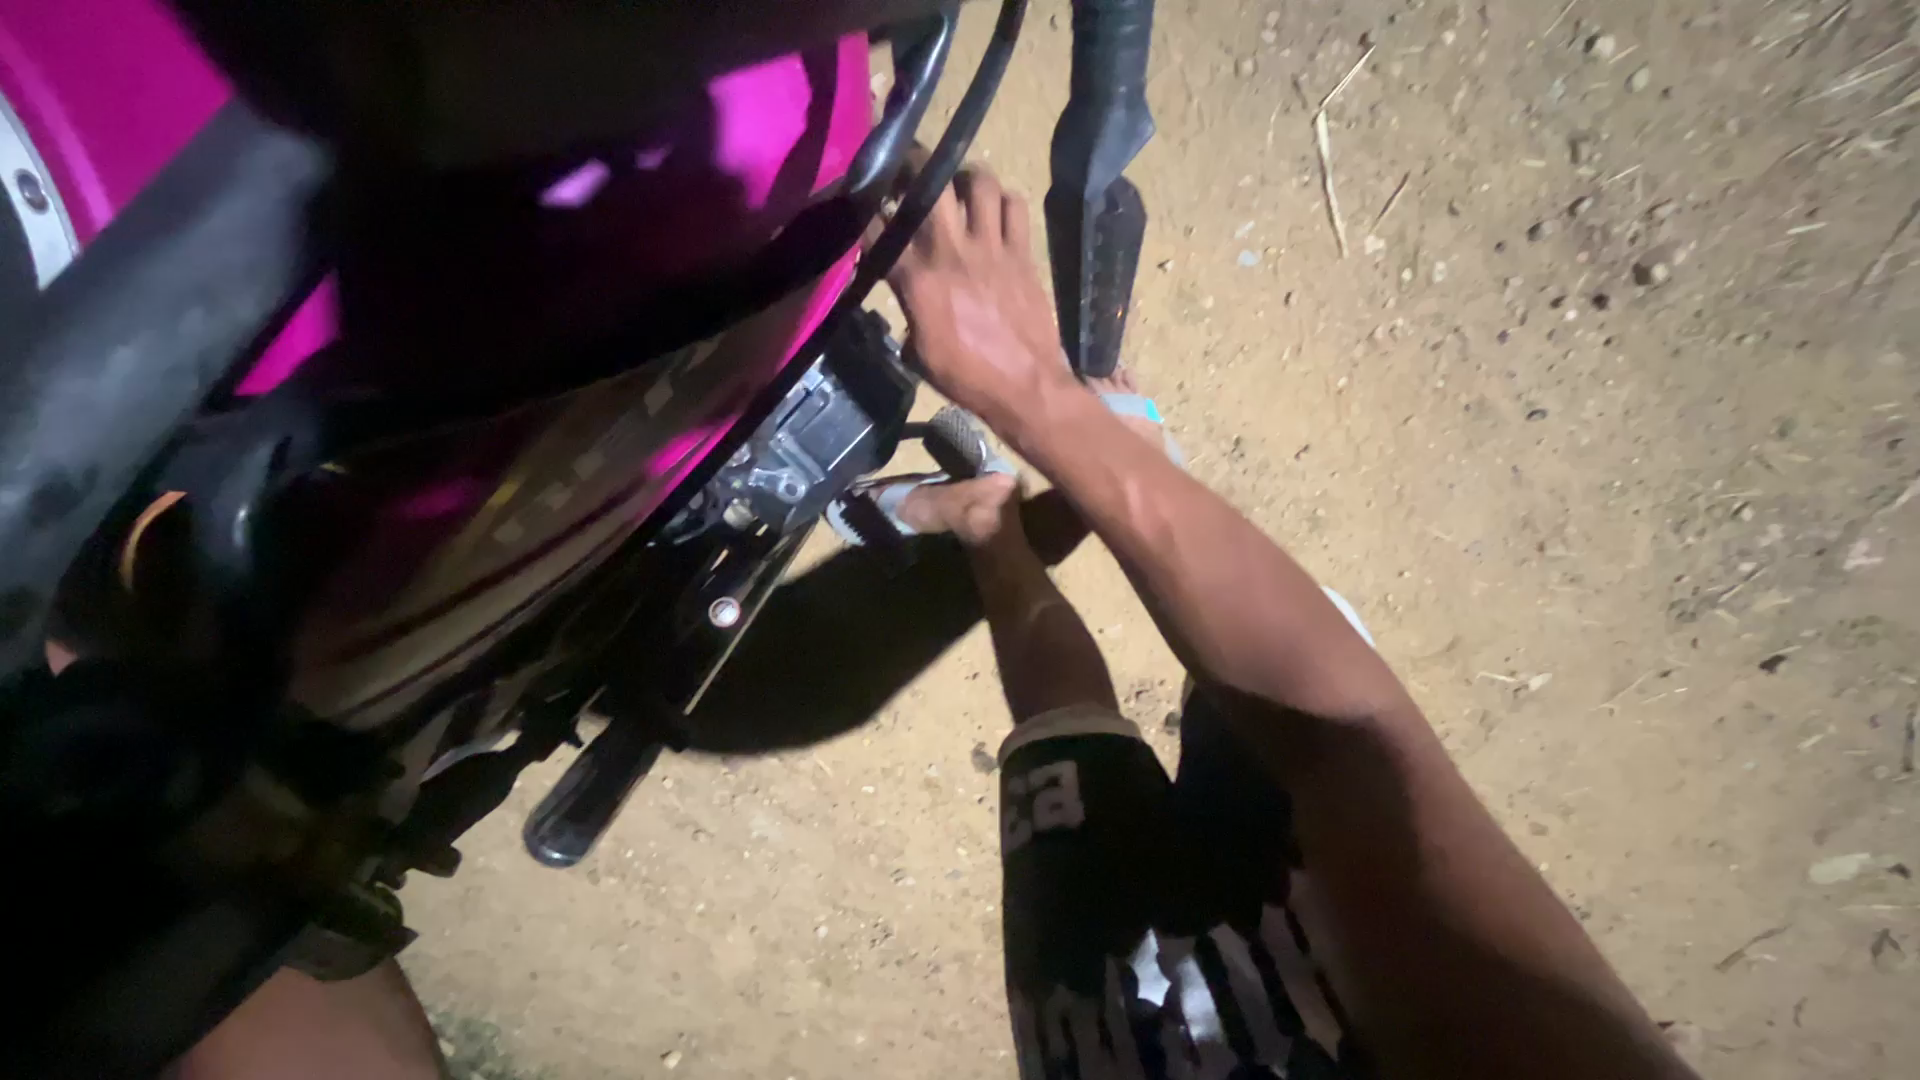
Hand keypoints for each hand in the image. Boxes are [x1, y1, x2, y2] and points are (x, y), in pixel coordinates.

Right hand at [886, 166, 1074, 426]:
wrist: (1025, 386)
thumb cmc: (966, 378)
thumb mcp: (919, 353)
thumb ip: (906, 312)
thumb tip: (904, 296)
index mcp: (916, 279)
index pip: (878, 226)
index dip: (867, 208)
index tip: (865, 203)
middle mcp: (950, 250)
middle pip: (927, 178)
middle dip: (912, 165)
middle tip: (910, 173)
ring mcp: (990, 247)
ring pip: (977, 180)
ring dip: (963, 177)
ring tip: (957, 188)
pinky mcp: (1022, 252)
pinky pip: (1014, 203)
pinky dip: (1003, 199)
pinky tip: (995, 212)